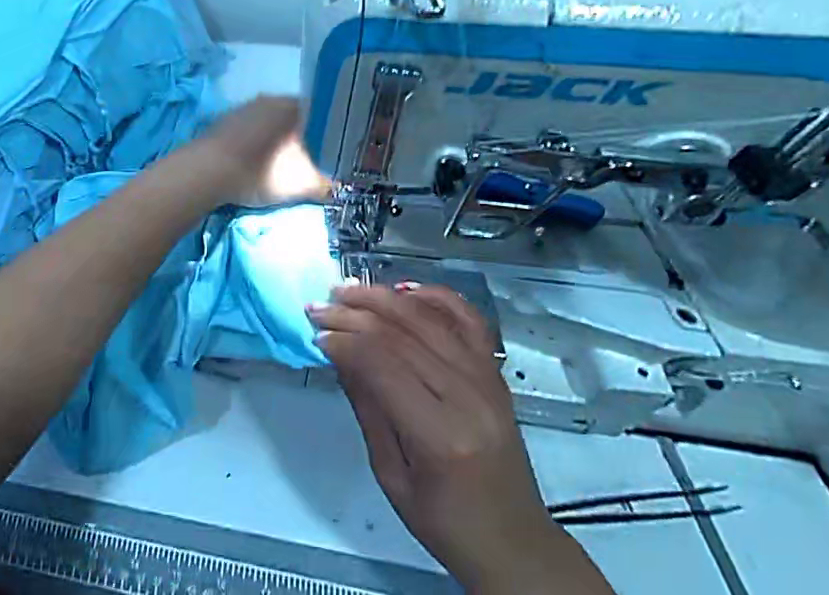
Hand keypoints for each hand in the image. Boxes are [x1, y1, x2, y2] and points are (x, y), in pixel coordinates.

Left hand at [192, 96, 330, 207]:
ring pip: (273, 120)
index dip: (331, 130)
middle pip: (297, 115)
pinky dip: (261, 140)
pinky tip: (259, 159)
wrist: (205, 173)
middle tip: (313, 157)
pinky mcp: (226, 121)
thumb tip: (335, 182)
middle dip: (306, 135)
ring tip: (286, 161)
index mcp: (293, 105)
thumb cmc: (260, 171)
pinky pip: (253, 127)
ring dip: (281, 137)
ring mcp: (245, 107)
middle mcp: (270, 98)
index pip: (323, 111)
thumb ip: (326, 180)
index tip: (334, 148)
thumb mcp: (303, 183)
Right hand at [309, 283, 612, 593]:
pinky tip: (405, 289)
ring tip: (349, 289)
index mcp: (439, 435)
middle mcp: (468, 396)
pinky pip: (467, 319)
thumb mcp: (391, 474)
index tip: (316, 333)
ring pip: (430, 319)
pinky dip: (436, 296)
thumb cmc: (444, 521)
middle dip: (355, 314)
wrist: (512, 539)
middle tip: (320, 305)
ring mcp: (487, 378)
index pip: (383, 364)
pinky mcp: (496, 371)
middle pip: (404, 334)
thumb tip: (338, 353)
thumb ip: (367, 407)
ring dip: (385, 298)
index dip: (345, 342)